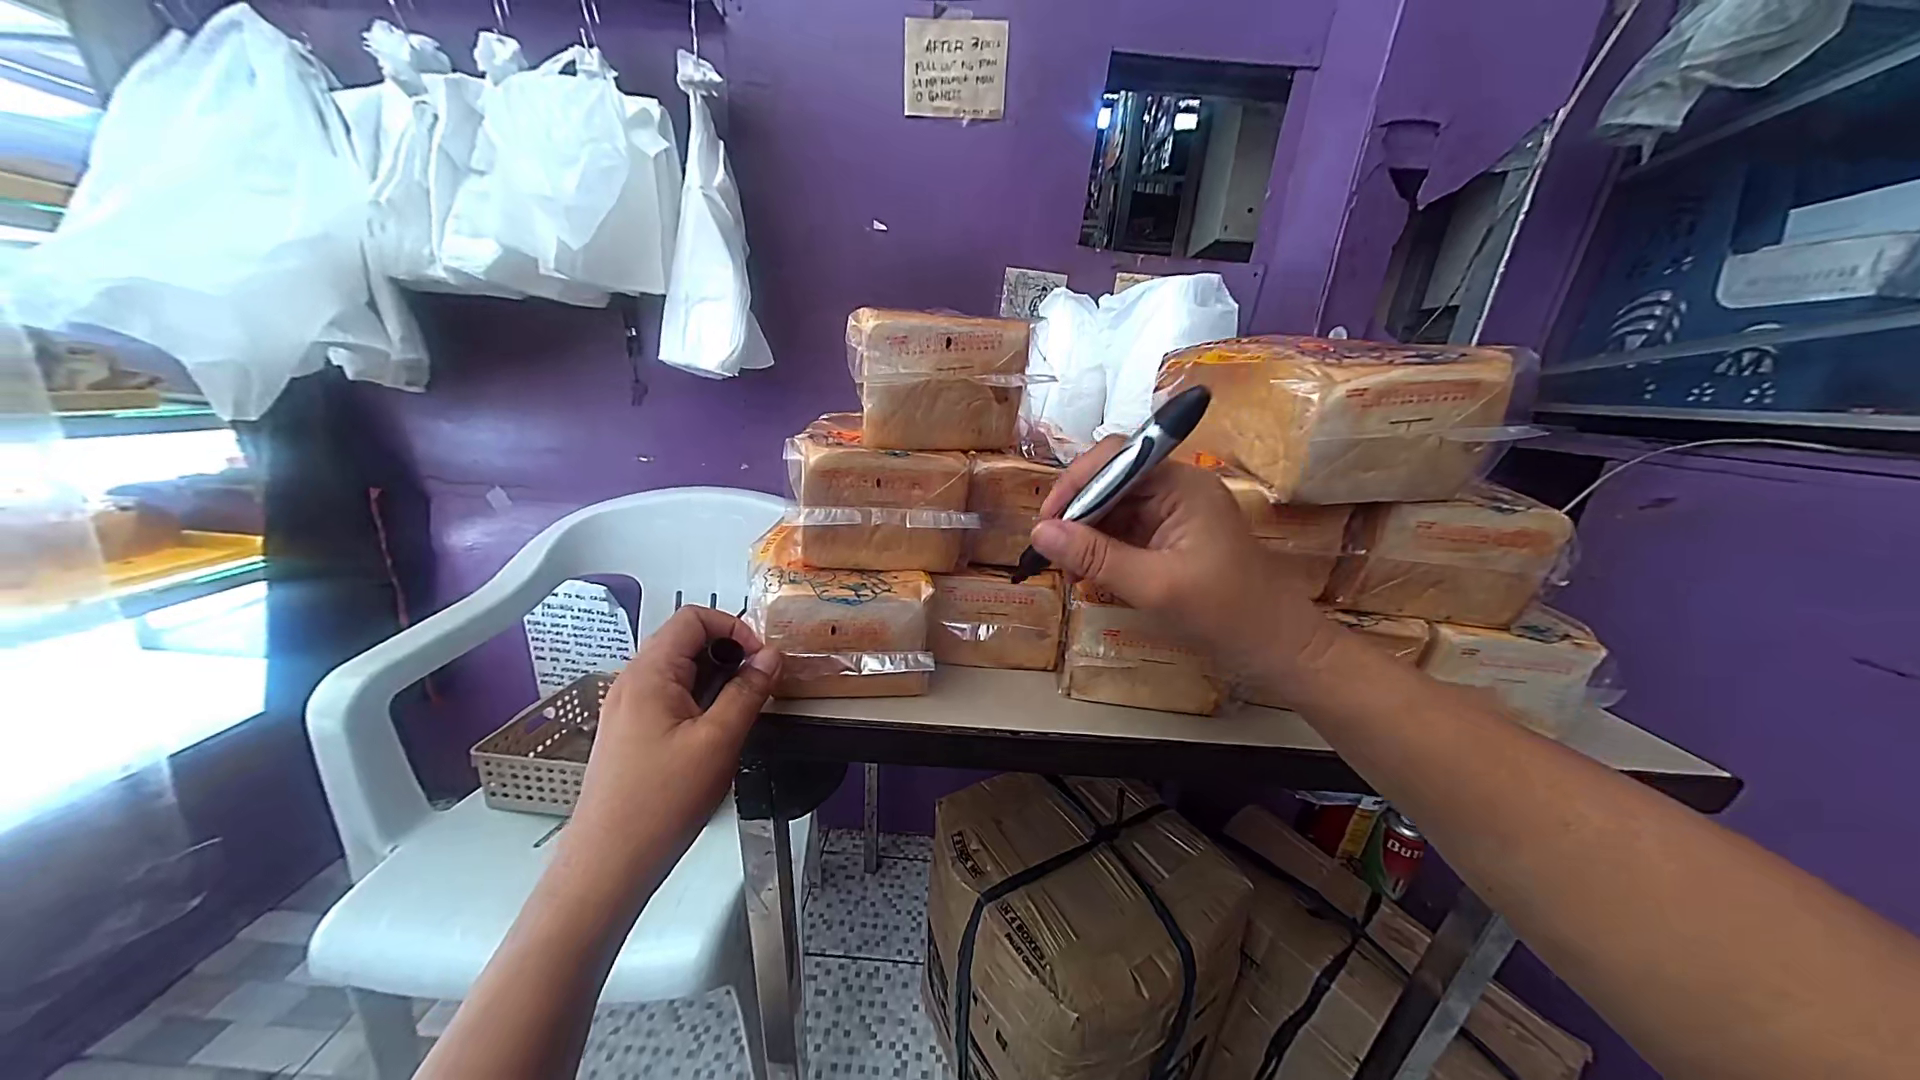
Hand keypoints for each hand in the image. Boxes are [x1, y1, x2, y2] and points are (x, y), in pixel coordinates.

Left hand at [570, 606, 781, 860]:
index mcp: (648, 674)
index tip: (761, 658)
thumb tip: (771, 657)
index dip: (736, 628)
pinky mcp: (633, 732)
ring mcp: (629, 708)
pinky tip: (718, 732)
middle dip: (730, 654)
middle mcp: (632, 683)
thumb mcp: (718, 741)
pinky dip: (702, 701)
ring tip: (742, 711)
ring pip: (682, 671)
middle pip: (687, 640)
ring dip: (718, 679)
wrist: (609, 865)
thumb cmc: (657, 804)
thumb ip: (748, 691)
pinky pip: (673, 696)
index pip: (694, 618)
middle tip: (758, 684)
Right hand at [1031, 437, 1332, 677]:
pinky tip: (1084, 573)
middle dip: (1076, 512)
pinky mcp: (1170, 539)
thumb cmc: (1225, 613)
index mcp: (1181, 484)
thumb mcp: (1154, 585)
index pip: (1116, 458)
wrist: (1279, 650)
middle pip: (1110, 481)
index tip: (1047, 522)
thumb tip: (1040, 533)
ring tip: (1063, 567)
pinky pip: (1124, 532)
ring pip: (1113, 509)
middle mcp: (1176, 489)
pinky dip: (1101, 550)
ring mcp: (1174, 514)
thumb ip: (1095, 557)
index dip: (1076, 483)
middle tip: (1048, 550)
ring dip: (1085, 534)